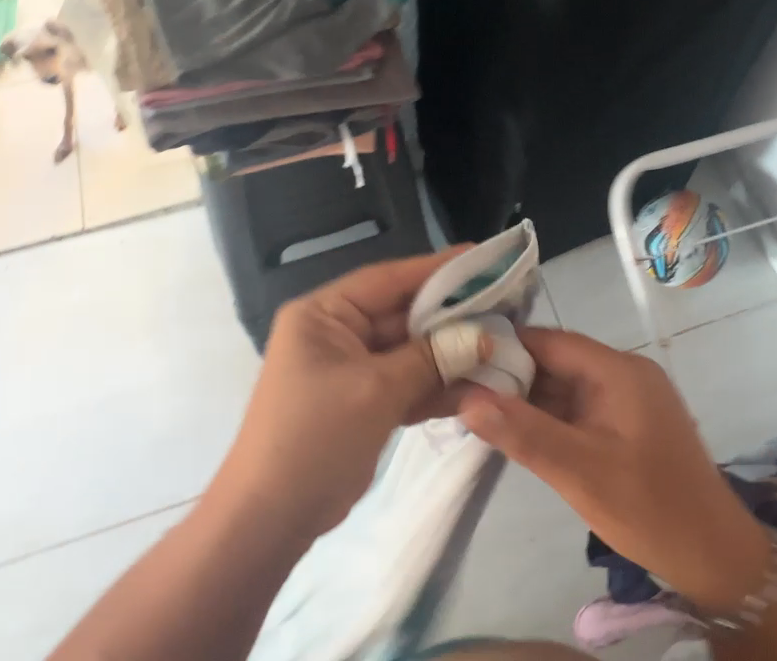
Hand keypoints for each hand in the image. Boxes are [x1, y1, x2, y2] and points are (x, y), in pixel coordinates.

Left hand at [220, 247, 474, 536]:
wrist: (271, 519)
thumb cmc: (313, 438)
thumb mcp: (376, 390)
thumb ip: (433, 358)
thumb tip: (486, 336)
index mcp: (323, 314)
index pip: (388, 279)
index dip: (437, 269)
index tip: (482, 258)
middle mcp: (336, 333)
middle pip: (404, 314)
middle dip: (453, 316)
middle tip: (505, 306)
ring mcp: (351, 370)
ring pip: (412, 351)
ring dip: (452, 354)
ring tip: (503, 346)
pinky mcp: (365, 403)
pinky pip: (408, 382)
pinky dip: (439, 386)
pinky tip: (481, 386)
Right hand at [458, 328, 775, 611]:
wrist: (713, 556)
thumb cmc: (648, 508)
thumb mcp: (579, 471)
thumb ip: (522, 432)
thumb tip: (464, 397)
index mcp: (619, 371)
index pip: (550, 341)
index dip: (503, 347)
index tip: (456, 357)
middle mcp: (624, 374)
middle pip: (556, 362)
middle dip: (509, 376)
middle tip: (455, 389)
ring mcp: (627, 400)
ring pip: (564, 387)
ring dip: (525, 399)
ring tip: (470, 409)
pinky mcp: (626, 425)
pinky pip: (578, 409)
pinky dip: (547, 419)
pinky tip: (512, 432)